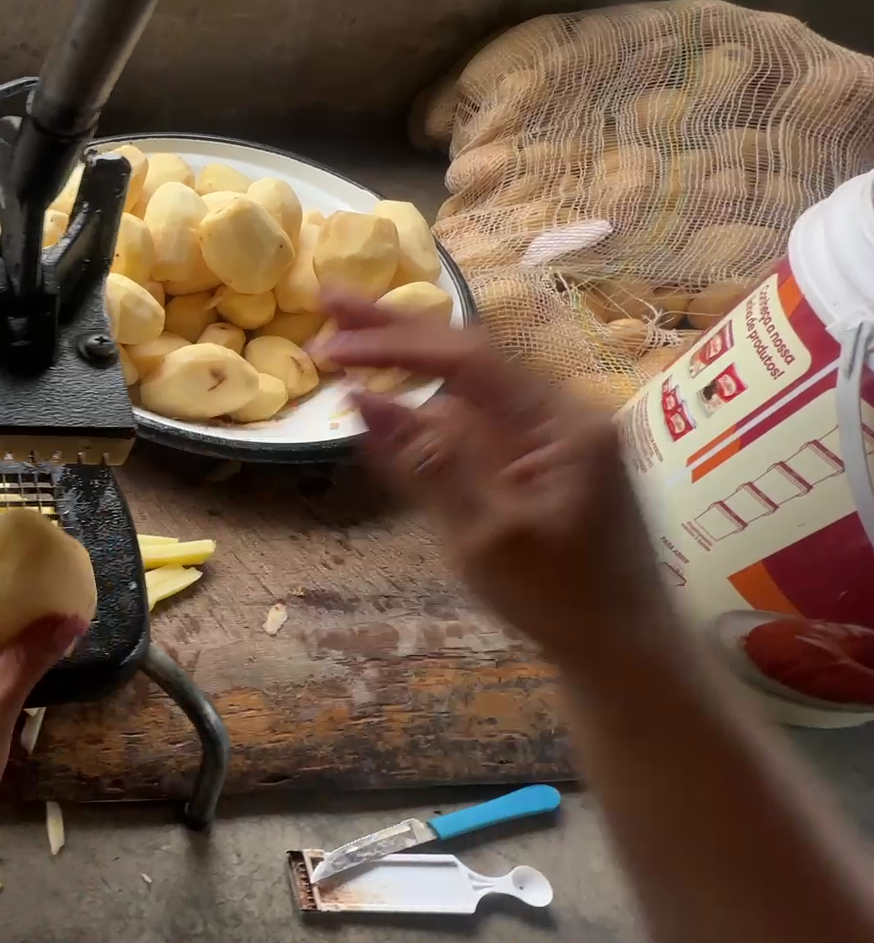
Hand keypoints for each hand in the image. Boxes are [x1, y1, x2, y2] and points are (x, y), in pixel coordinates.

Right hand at [313, 295, 675, 668]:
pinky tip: (379, 391)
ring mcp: (535, 433)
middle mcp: (551, 412)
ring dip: (399, 355)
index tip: (329, 343)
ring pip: (458, 379)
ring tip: (340, 335)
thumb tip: (363, 401)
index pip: (467, 358)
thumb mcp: (484, 534)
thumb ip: (424, 463)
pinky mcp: (519, 457)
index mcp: (559, 422)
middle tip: (326, 299)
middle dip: (393, 325)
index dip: (394, 344)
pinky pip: (459, 415)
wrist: (616, 642)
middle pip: (464, 351)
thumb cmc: (556, 595)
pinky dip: (414, 397)